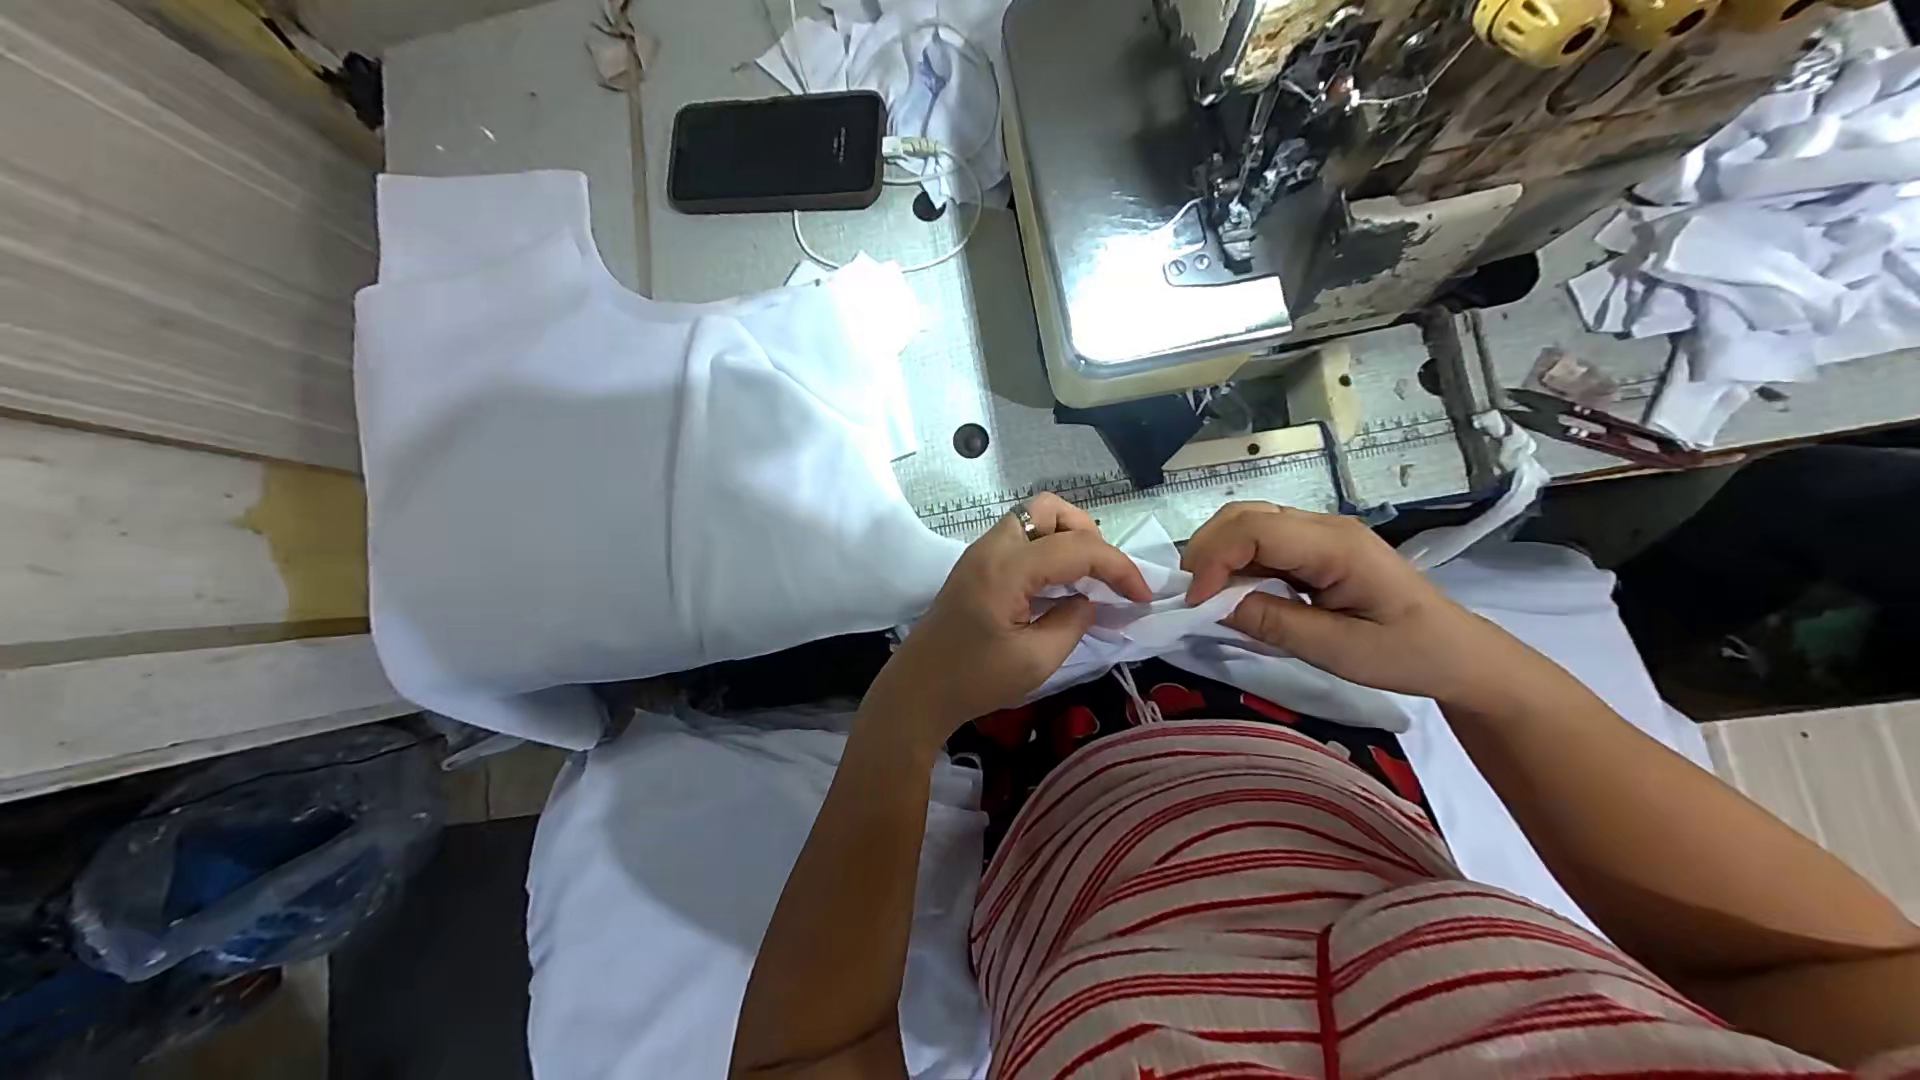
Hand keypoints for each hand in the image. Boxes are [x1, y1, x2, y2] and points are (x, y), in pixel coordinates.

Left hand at [864, 493, 1150, 750]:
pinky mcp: (976, 567)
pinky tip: (1060, 586)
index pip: (1076, 547)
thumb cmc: (973, 681)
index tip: (1142, 596)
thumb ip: (1074, 621)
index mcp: (1006, 568)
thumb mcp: (1037, 659)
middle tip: (1104, 574)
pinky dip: (1047, 550)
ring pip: (1032, 518)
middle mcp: (991, 548)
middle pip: (1048, 508)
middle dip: (1087, 533)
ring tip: (1087, 578)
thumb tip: (1090, 599)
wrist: (917, 692)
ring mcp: (980, 554)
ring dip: (1067, 538)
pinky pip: (1020, 539)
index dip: (1118, 567)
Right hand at [1182, 502, 1528, 706]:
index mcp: (1336, 545)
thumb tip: (1211, 605)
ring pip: (1245, 523)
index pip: (1254, 530)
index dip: (1213, 559)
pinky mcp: (1312, 547)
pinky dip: (1233, 563)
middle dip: (1205, 552)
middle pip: (1242, 515)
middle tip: (1190, 598)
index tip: (1194, 603)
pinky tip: (1232, 591)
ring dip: (1216, 555)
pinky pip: (1259, 541)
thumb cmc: (1407, 654)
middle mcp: (1323, 526)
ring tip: (1205, 596)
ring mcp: (1318, 532)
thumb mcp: (1339, 651)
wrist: (1458, 654)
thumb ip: (1272, 622)